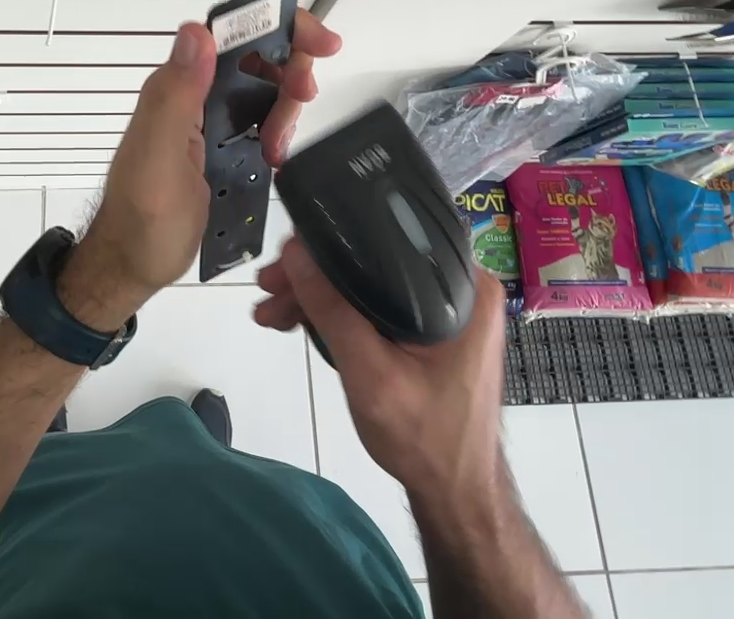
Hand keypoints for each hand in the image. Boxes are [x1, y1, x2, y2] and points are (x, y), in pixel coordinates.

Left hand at [64, 13, 340, 326]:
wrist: (134, 265)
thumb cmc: (144, 221)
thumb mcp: (159, 160)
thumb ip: (175, 97)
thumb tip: (197, 31)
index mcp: (176, 87)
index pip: (230, 32)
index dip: (280, 25)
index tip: (323, 45)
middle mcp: (191, 94)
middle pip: (255, 55)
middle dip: (289, 70)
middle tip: (304, 102)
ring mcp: (206, 120)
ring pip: (262, 87)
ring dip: (285, 105)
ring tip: (279, 147)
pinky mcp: (219, 145)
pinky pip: (259, 120)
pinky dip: (278, 130)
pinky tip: (276, 155)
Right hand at [253, 239, 507, 493]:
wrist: (454, 495)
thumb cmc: (426, 439)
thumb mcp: (371, 374)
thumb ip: (332, 312)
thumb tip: (293, 252)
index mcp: (466, 286)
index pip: (391, 238)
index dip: (332, 241)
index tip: (288, 256)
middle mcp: (459, 285)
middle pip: (372, 260)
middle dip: (314, 275)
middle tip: (267, 288)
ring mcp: (443, 306)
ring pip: (367, 282)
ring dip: (317, 295)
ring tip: (270, 314)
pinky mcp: (427, 326)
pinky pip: (375, 303)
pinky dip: (338, 312)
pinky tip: (296, 322)